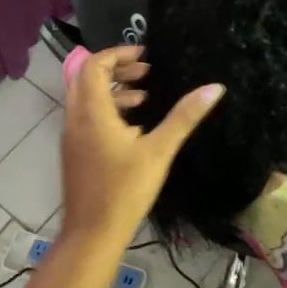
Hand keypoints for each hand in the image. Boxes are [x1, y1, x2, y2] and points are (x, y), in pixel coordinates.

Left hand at [59, 46, 222, 244]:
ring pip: (86, 99)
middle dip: (116, 69)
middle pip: (87, 78)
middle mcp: (76, 118)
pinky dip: (107, 110)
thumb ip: (184, 116)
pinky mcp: (75, 153)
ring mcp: (72, 137)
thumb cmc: (125, 189)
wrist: (92, 233)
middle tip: (147, 72)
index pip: (94, 65)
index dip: (118, 54)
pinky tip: (134, 128)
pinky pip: (87, 117)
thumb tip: (214, 87)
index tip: (146, 56)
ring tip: (145, 97)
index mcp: (92, 112)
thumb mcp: (159, 150)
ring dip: (113, 91)